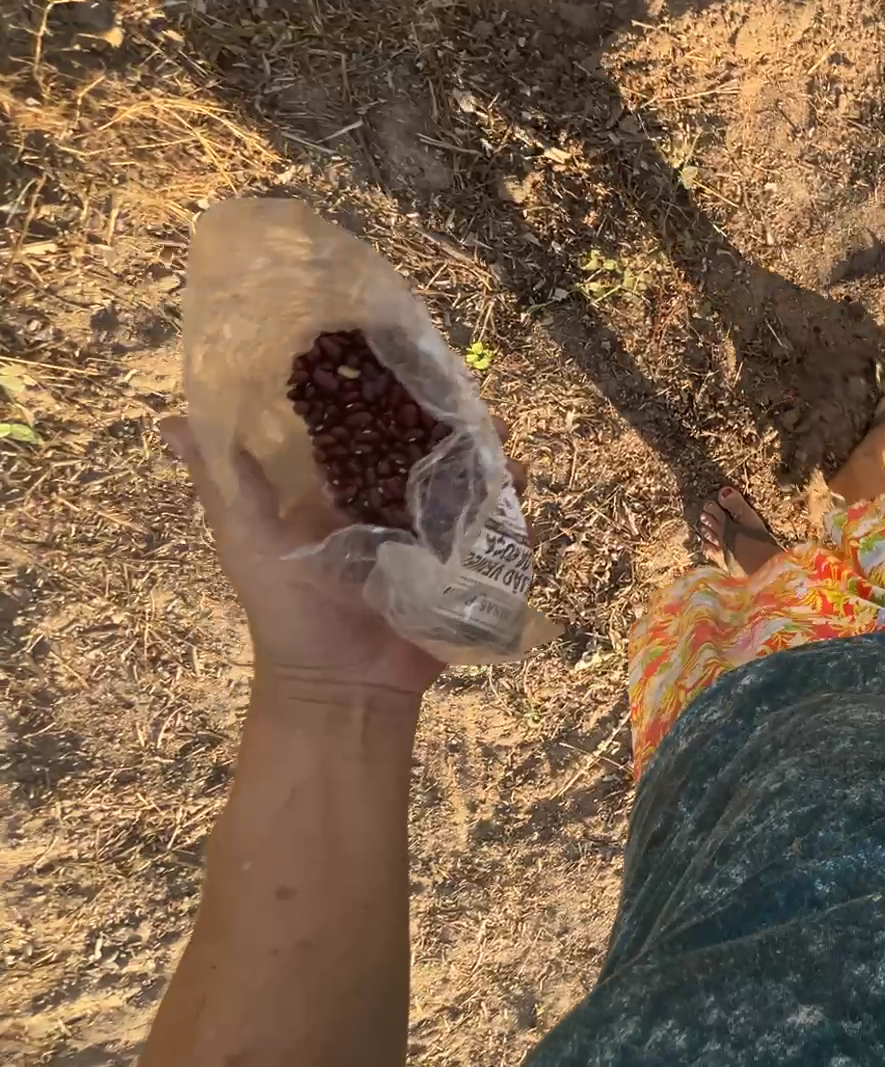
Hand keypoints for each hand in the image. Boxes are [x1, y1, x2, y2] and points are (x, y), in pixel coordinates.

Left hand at [158, 417, 521, 697]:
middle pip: (445, 456)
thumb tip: (173, 420)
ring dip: (504, 476)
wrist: (345, 682)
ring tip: (517, 472)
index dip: (409, 403)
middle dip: (475, 436)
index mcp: (350, 488)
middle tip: (496, 425)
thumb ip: (229, 486)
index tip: (433, 381)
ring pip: (481, 492)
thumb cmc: (291, 610)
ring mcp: (440, 536)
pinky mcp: (469, 568)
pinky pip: (501, 540)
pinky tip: (525, 520)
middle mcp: (401, 504)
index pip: (384, 431)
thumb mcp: (250, 542)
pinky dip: (518, 526)